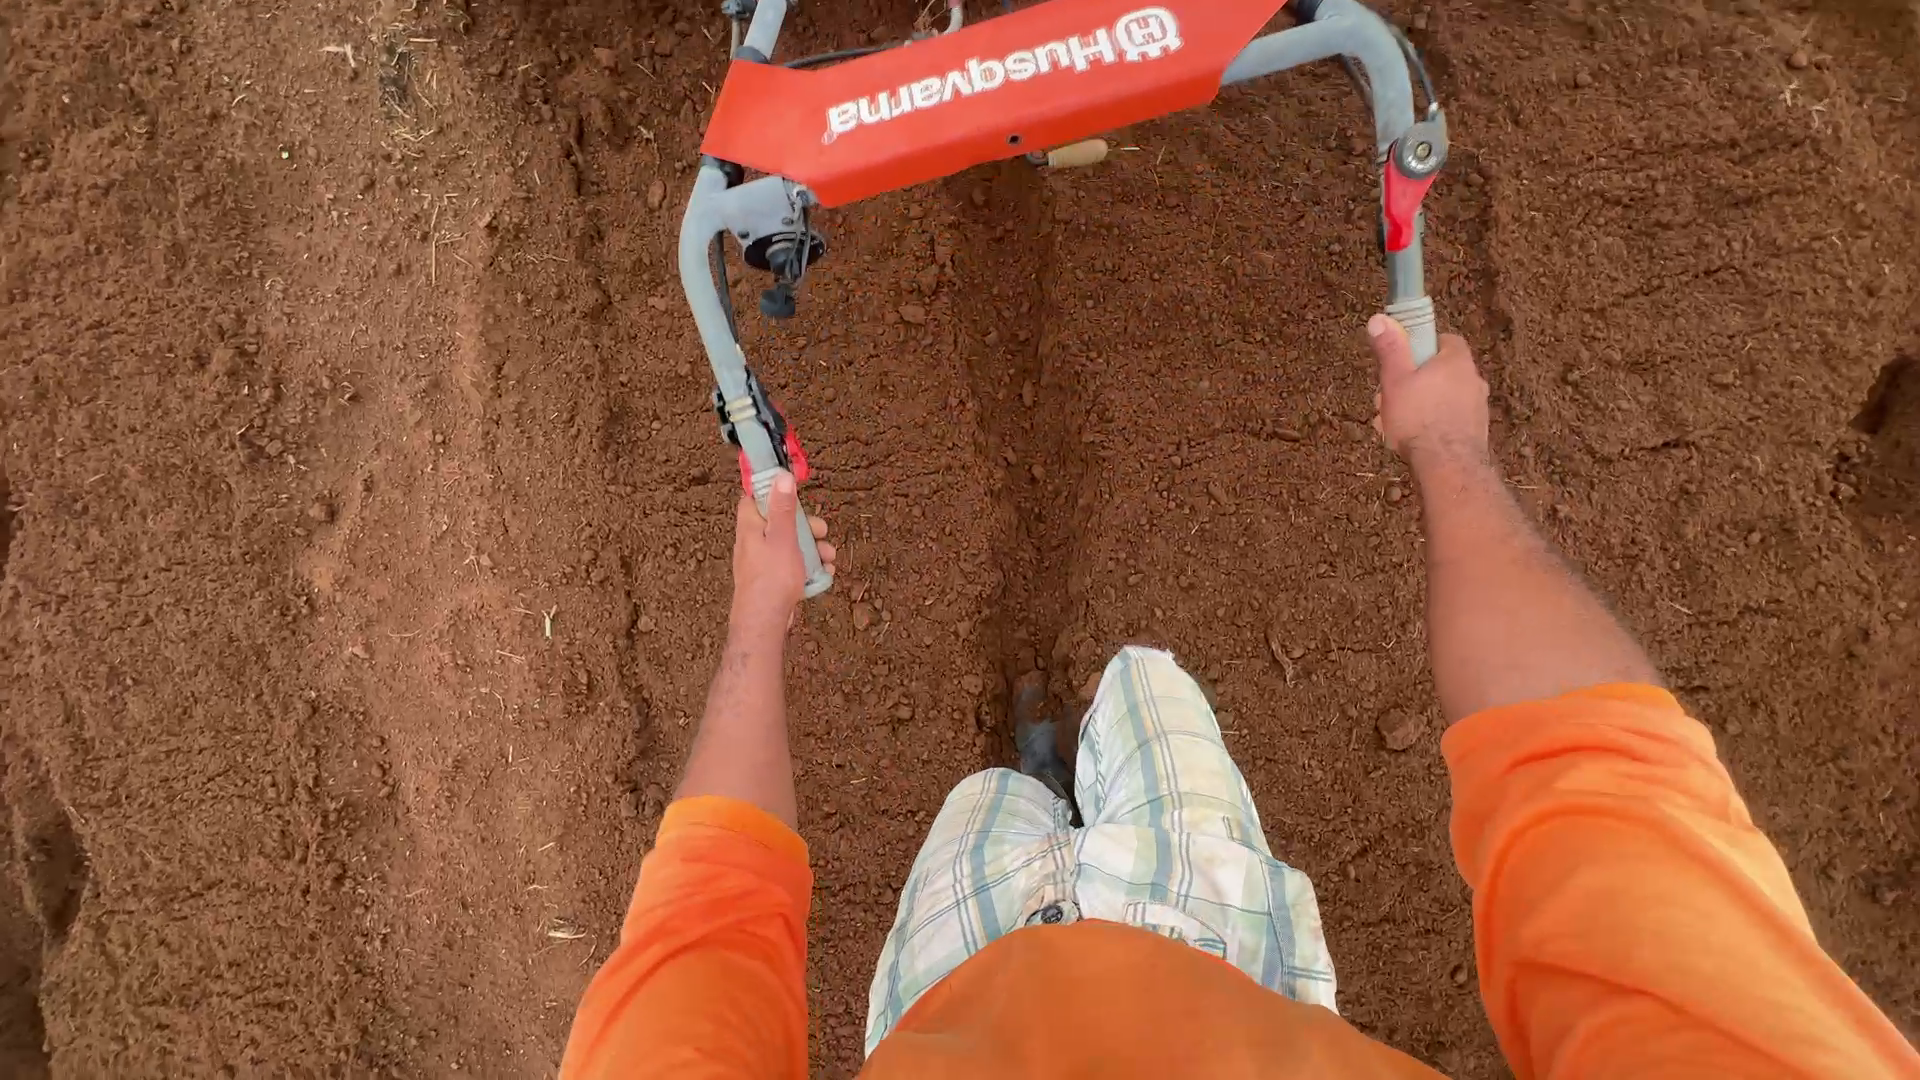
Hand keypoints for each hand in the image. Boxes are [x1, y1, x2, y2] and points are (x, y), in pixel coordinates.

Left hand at [729, 471, 834, 640]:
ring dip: (813, 548)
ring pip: (791, 545)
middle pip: (780, 522)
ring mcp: (763, 562)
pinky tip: (824, 572)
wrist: (764, 620)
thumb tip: (782, 477)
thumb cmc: (771, 578)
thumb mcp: (783, 537)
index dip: (772, 492)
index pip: (754, 499)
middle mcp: (753, 542)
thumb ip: (783, 507)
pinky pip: (793, 565)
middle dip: (806, 526)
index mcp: (750, 526)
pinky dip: (808, 566)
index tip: (791, 490)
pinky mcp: (773, 579)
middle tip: (821, 530)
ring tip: (829, 556)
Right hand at [1368, 314, 1490, 474]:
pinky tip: (1411, 438)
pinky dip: (1430, 423)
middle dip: (1413, 382)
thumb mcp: (1395, 380)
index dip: (1421, 348)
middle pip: (1440, 371)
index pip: (1444, 340)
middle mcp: (1473, 378)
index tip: (1402, 360)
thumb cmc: (1418, 417)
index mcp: (1455, 360)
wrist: (1447, 463)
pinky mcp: (1475, 429)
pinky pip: (1448, 418)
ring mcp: (1477, 405)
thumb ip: (1390, 349)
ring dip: (1418, 405)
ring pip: (1442, 397)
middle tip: (1388, 398)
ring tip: (1393, 424)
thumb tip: (1380, 319)